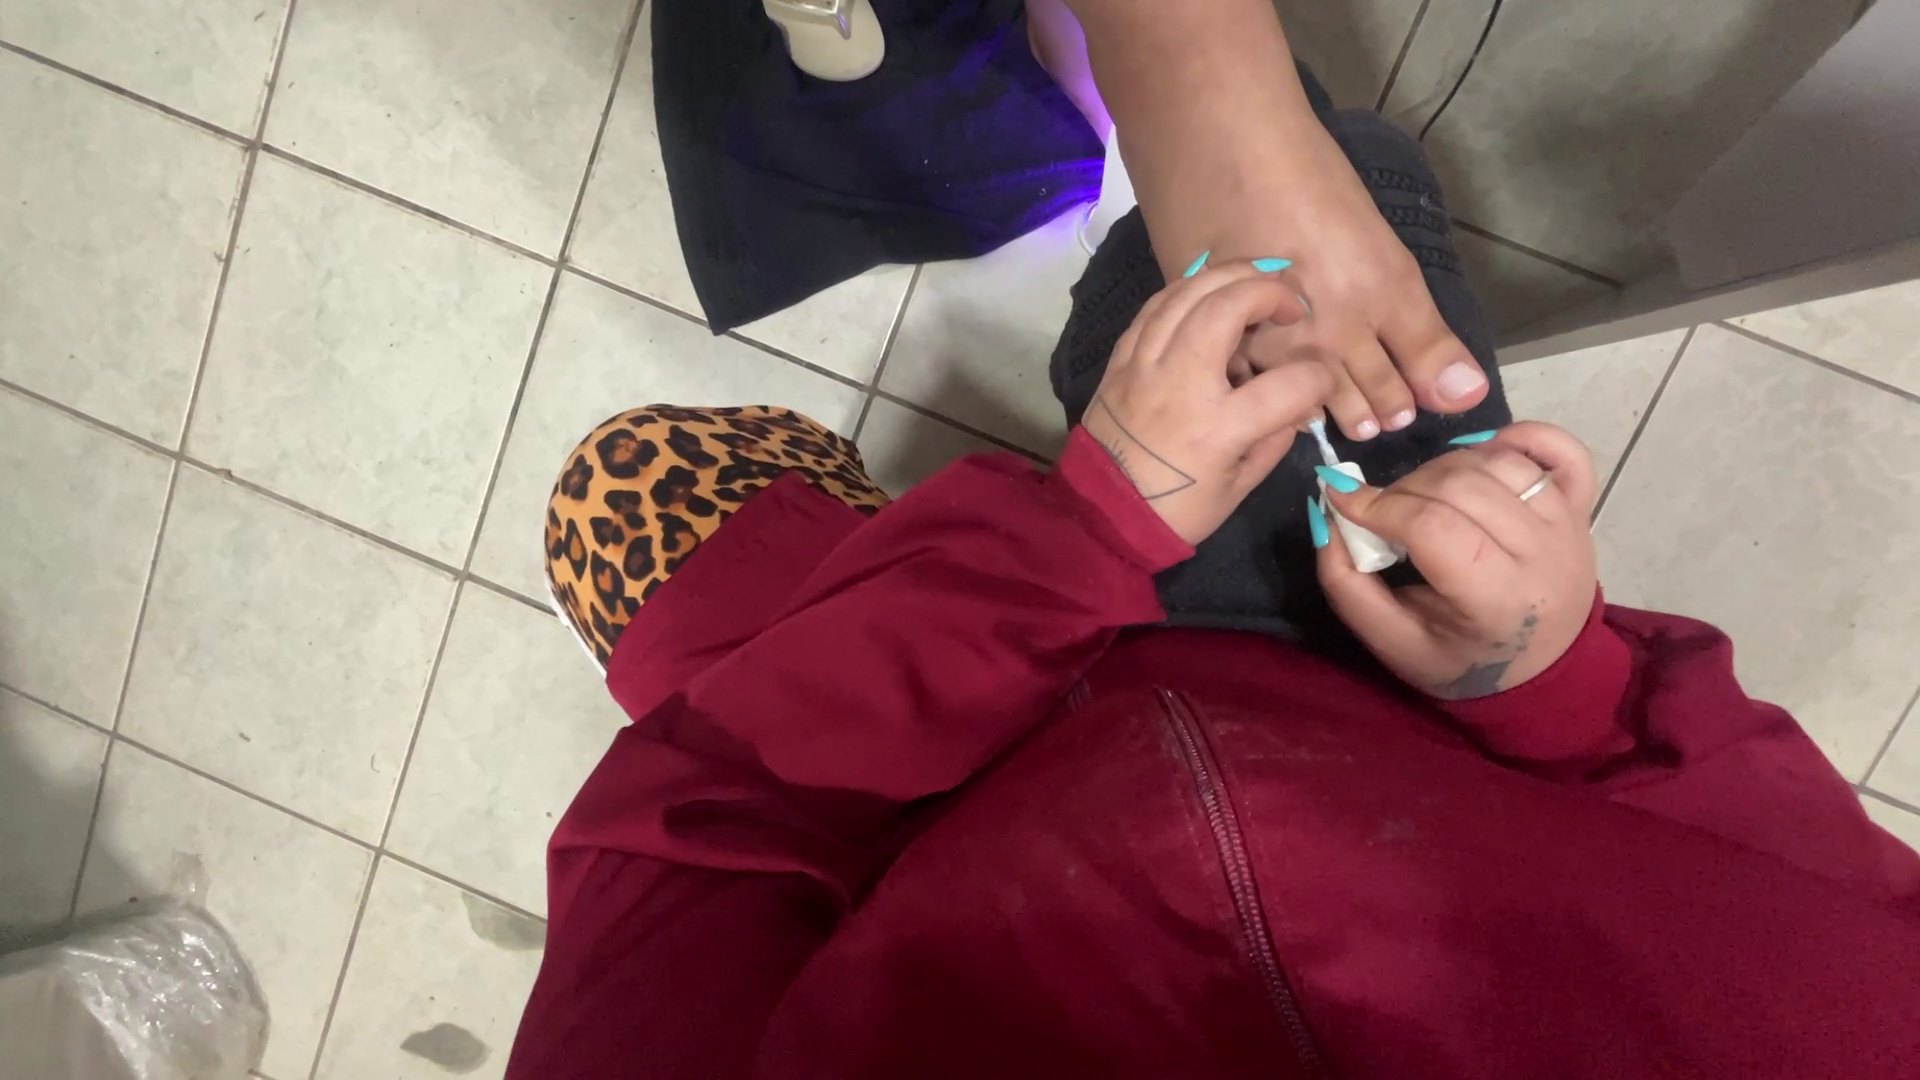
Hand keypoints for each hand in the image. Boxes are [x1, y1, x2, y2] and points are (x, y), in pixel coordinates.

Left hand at [1083, 261, 1335, 545]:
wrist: (1103, 515)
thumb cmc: (1176, 509)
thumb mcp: (1239, 486)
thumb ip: (1277, 436)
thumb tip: (1300, 400)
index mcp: (1217, 428)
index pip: (1290, 382)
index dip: (1318, 377)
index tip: (1319, 379)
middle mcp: (1179, 385)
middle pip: (1228, 306)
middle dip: (1268, 290)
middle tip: (1288, 301)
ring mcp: (1143, 368)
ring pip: (1184, 294)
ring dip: (1224, 278)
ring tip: (1250, 284)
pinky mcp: (1118, 365)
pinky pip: (1151, 311)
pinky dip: (1181, 295)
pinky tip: (1202, 298)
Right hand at [1208, 122, 1488, 440]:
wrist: (1228, 157)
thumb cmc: (1312, 184)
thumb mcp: (1386, 252)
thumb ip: (1423, 333)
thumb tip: (1464, 397)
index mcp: (1379, 304)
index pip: (1404, 386)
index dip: (1405, 401)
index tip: (1404, 412)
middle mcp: (1327, 337)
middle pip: (1355, 401)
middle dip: (1369, 416)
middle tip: (1372, 427)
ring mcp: (1273, 345)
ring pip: (1304, 402)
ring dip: (1322, 411)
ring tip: (1329, 418)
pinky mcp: (1225, 342)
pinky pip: (1254, 391)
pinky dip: (1267, 395)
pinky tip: (1271, 396)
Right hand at [1314, 423, 1598, 698]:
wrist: (1537, 673)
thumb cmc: (1452, 658)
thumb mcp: (1384, 637)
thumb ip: (1344, 580)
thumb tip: (1326, 513)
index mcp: (1496, 599)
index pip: (1433, 526)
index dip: (1379, 506)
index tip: (1341, 499)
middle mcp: (1545, 556)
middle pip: (1463, 486)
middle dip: (1403, 488)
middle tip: (1381, 511)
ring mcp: (1569, 526)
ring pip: (1498, 462)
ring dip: (1443, 465)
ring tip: (1421, 493)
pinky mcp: (1581, 508)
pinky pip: (1558, 448)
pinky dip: (1515, 437)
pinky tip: (1478, 452)